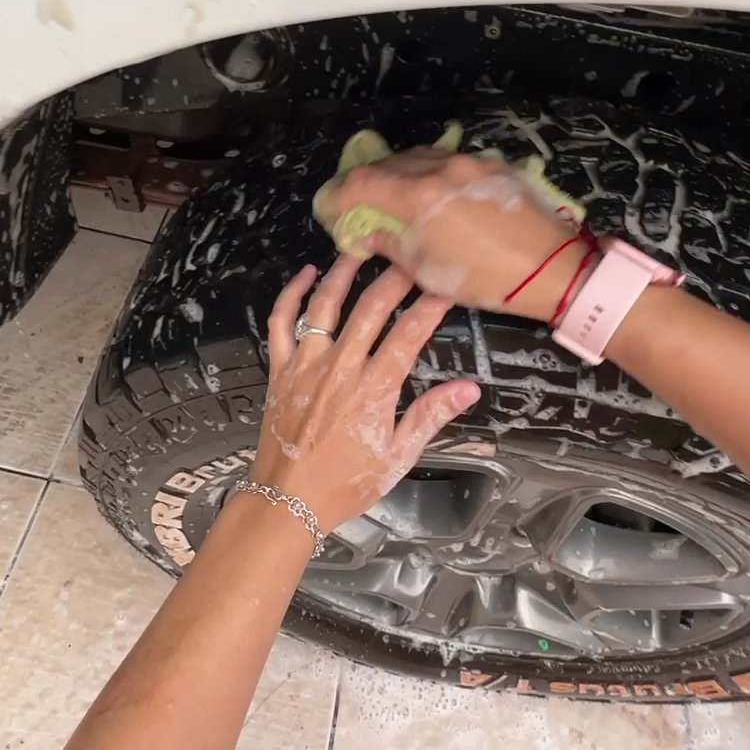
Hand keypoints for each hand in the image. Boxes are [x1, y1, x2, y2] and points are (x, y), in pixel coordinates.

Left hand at [249, 256, 481, 532]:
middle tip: (410, 253)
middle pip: (371, 309)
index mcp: (373, 389)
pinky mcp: (280, 368)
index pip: (409, 334)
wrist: (287, 501)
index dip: (430, 306)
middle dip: (394, 277)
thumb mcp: (398, 457)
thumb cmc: (346, 483)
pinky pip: (281, 323)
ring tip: (361, 248)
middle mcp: (339, 367)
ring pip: (325, 306)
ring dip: (344, 272)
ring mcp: (305, 364)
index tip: (445, 285)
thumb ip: (431, 416)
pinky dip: (292, 295)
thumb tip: (469, 388)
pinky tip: (308, 275)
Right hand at [328, 149, 588, 322]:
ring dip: (399, 172)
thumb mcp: (427, 270)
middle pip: (388, 163)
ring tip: (396, 195)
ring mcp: (468, 161)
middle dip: (369, 182)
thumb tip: (366, 234)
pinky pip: (448, 159)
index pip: (363, 181)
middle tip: (362, 204)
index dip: (343, 194)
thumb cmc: (484, 277)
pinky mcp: (491, 164)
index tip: (338, 209)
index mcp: (418, 195)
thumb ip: (390, 245)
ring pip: (419, 156)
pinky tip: (434, 192)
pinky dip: (429, 171)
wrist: (552, 268)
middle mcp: (439, 167)